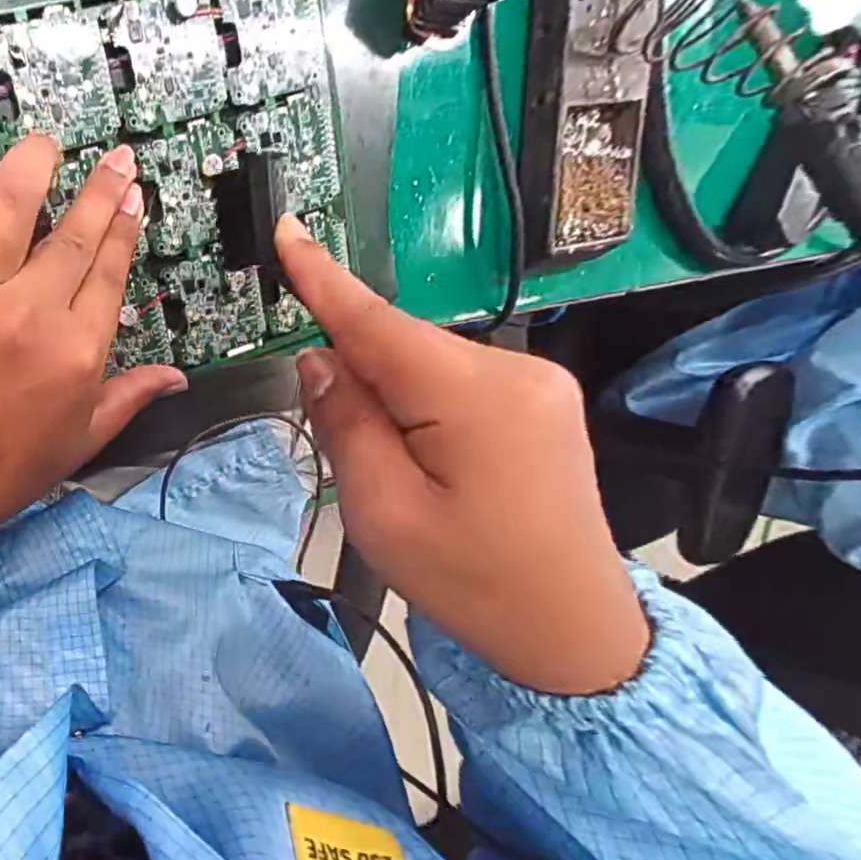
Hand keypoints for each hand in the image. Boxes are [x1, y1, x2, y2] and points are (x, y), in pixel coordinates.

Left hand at [0, 133, 186, 567]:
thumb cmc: (4, 469)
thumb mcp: (81, 441)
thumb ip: (130, 398)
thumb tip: (177, 376)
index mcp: (78, 351)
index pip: (111, 271)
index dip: (125, 229)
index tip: (132, 200)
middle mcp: (30, 313)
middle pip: (76, 236)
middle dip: (103, 191)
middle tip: (116, 160)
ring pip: (9, 209)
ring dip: (36, 165)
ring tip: (51, 141)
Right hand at [275, 214, 648, 694]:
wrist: (572, 630)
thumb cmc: (467, 578)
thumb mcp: (380, 507)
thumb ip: (345, 422)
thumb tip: (318, 359)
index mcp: (474, 396)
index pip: (375, 323)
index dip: (323, 277)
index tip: (288, 228)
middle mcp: (513, 371)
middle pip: (394, 346)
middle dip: (350, 377)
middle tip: (343, 449)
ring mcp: (532, 384)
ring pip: (416, 364)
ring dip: (379, 398)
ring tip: (386, 468)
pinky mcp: (533, 401)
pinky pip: (444, 379)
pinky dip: (407, 403)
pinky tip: (413, 454)